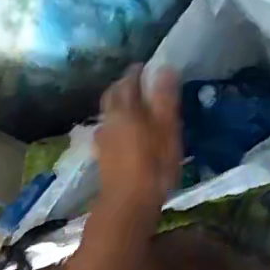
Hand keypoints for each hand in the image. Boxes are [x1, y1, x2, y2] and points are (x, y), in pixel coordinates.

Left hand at [95, 65, 180, 218]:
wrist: (127, 203)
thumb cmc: (153, 165)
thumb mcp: (167, 130)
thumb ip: (164, 99)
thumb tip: (165, 68)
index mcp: (125, 109)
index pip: (128, 81)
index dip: (136, 72)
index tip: (145, 66)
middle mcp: (109, 118)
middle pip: (112, 95)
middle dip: (123, 85)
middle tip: (136, 81)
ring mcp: (103, 137)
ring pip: (108, 112)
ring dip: (118, 103)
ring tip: (132, 105)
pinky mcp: (102, 155)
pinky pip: (108, 129)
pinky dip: (116, 122)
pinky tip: (123, 131)